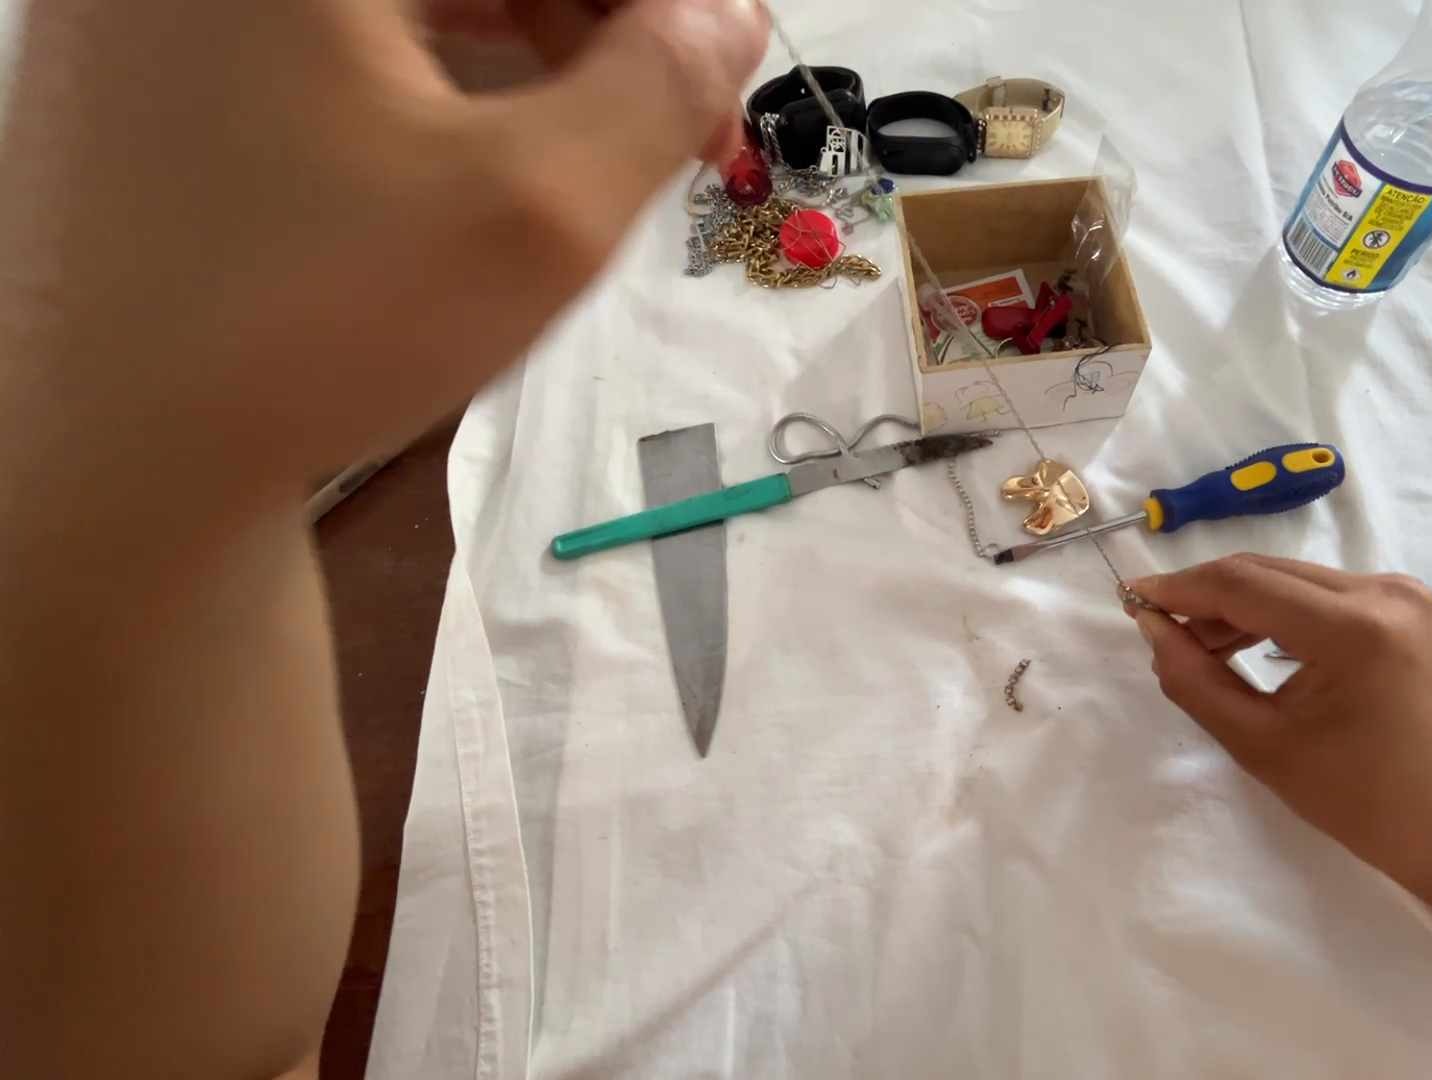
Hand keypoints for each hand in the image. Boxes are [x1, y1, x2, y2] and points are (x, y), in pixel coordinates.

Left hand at [0, 0, 765, 509]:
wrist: (129, 439)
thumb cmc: (341, 316)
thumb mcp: (545, 207)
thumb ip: (660, 90)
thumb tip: (732, 13)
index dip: (664, 6)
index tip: (721, 91)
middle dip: (618, 29)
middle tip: (688, 140)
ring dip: (560, 48)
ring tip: (613, 155)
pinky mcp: (193, 37)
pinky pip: (382, 20)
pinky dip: (481, 68)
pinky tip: (522, 144)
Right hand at [1126, 556, 1431, 905]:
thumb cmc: (1352, 797)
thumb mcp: (1255, 742)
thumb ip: (1192, 678)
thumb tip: (1150, 626)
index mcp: (1353, 630)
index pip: (1242, 586)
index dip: (1179, 589)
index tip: (1130, 597)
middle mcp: (1382, 593)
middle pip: (1262, 572)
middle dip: (1201, 595)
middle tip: (1155, 623)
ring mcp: (1398, 592)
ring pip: (1283, 577)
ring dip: (1232, 603)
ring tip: (1192, 642)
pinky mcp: (1400, 601)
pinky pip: (1311, 590)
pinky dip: (1268, 610)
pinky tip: (1238, 639)